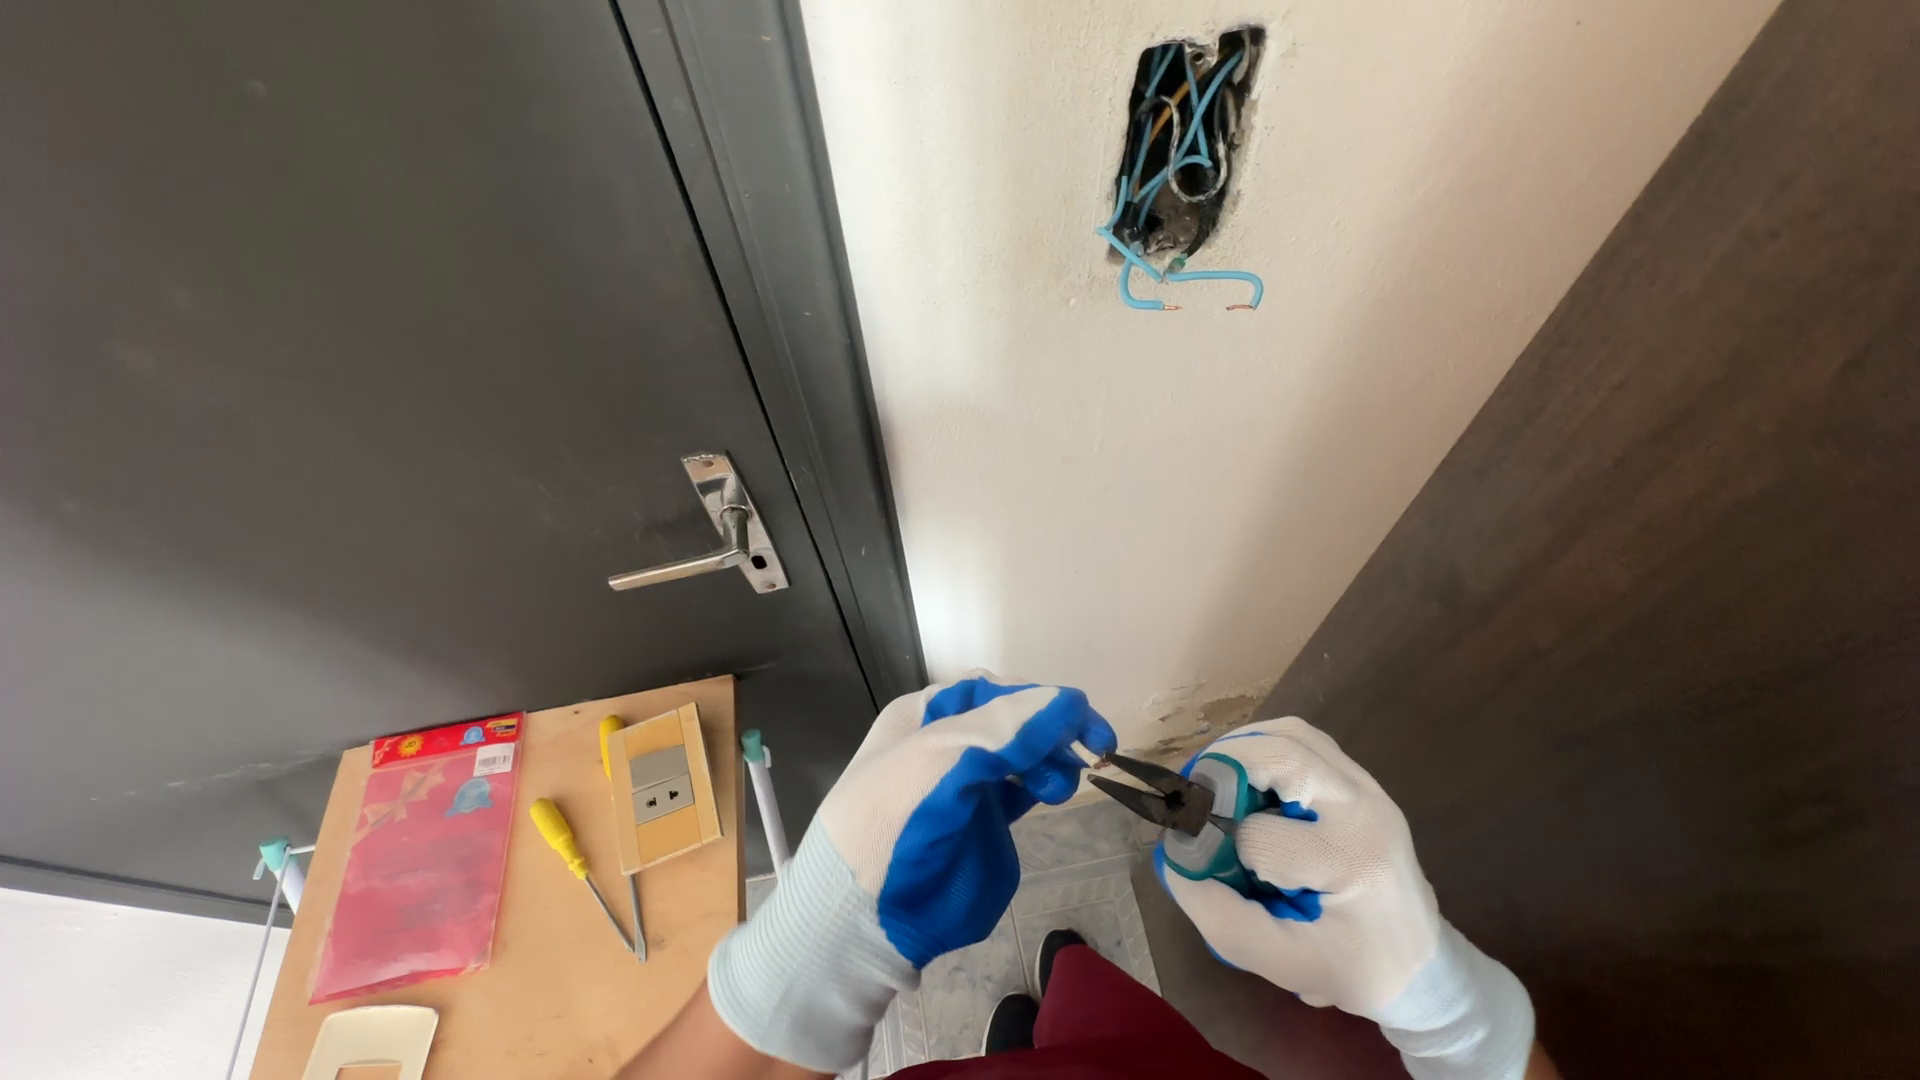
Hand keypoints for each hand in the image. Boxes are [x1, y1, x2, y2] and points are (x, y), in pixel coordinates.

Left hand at [708, 673, 1115, 1072]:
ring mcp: (965, 785)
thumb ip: (1004, 728)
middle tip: (1087, 751)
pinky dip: (1040, 785)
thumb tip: (1067, 701)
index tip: (1081, 716)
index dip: (1038, 699)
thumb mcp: (941, 759)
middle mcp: (946, 742)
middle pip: (1012, 721)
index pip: (993, 692)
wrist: (863, 916)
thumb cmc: (894, 820)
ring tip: (1062, 783)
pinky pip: (1018, 791)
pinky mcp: (982, 825)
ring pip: (1021, 755)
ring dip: (1049, 757)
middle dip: (1049, 730)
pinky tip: (1052, 793)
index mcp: (925, 715)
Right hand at [1160, 717, 1534, 1079]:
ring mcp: (1366, 786)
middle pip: (1281, 752)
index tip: (1212, 869)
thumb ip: (1223, 920)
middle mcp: (1365, 809)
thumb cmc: (1354, 967)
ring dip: (1242, 750)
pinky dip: (1263, 748)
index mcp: (1353, 861)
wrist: (1421, 963)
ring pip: (1289, 733)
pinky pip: (1301, 739)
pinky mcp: (1359, 778)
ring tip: (1218, 783)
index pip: (1261, 835)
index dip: (1224, 850)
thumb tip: (1175, 864)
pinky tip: (1248, 780)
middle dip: (1223, 767)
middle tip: (1196, 795)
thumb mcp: (1287, 965)